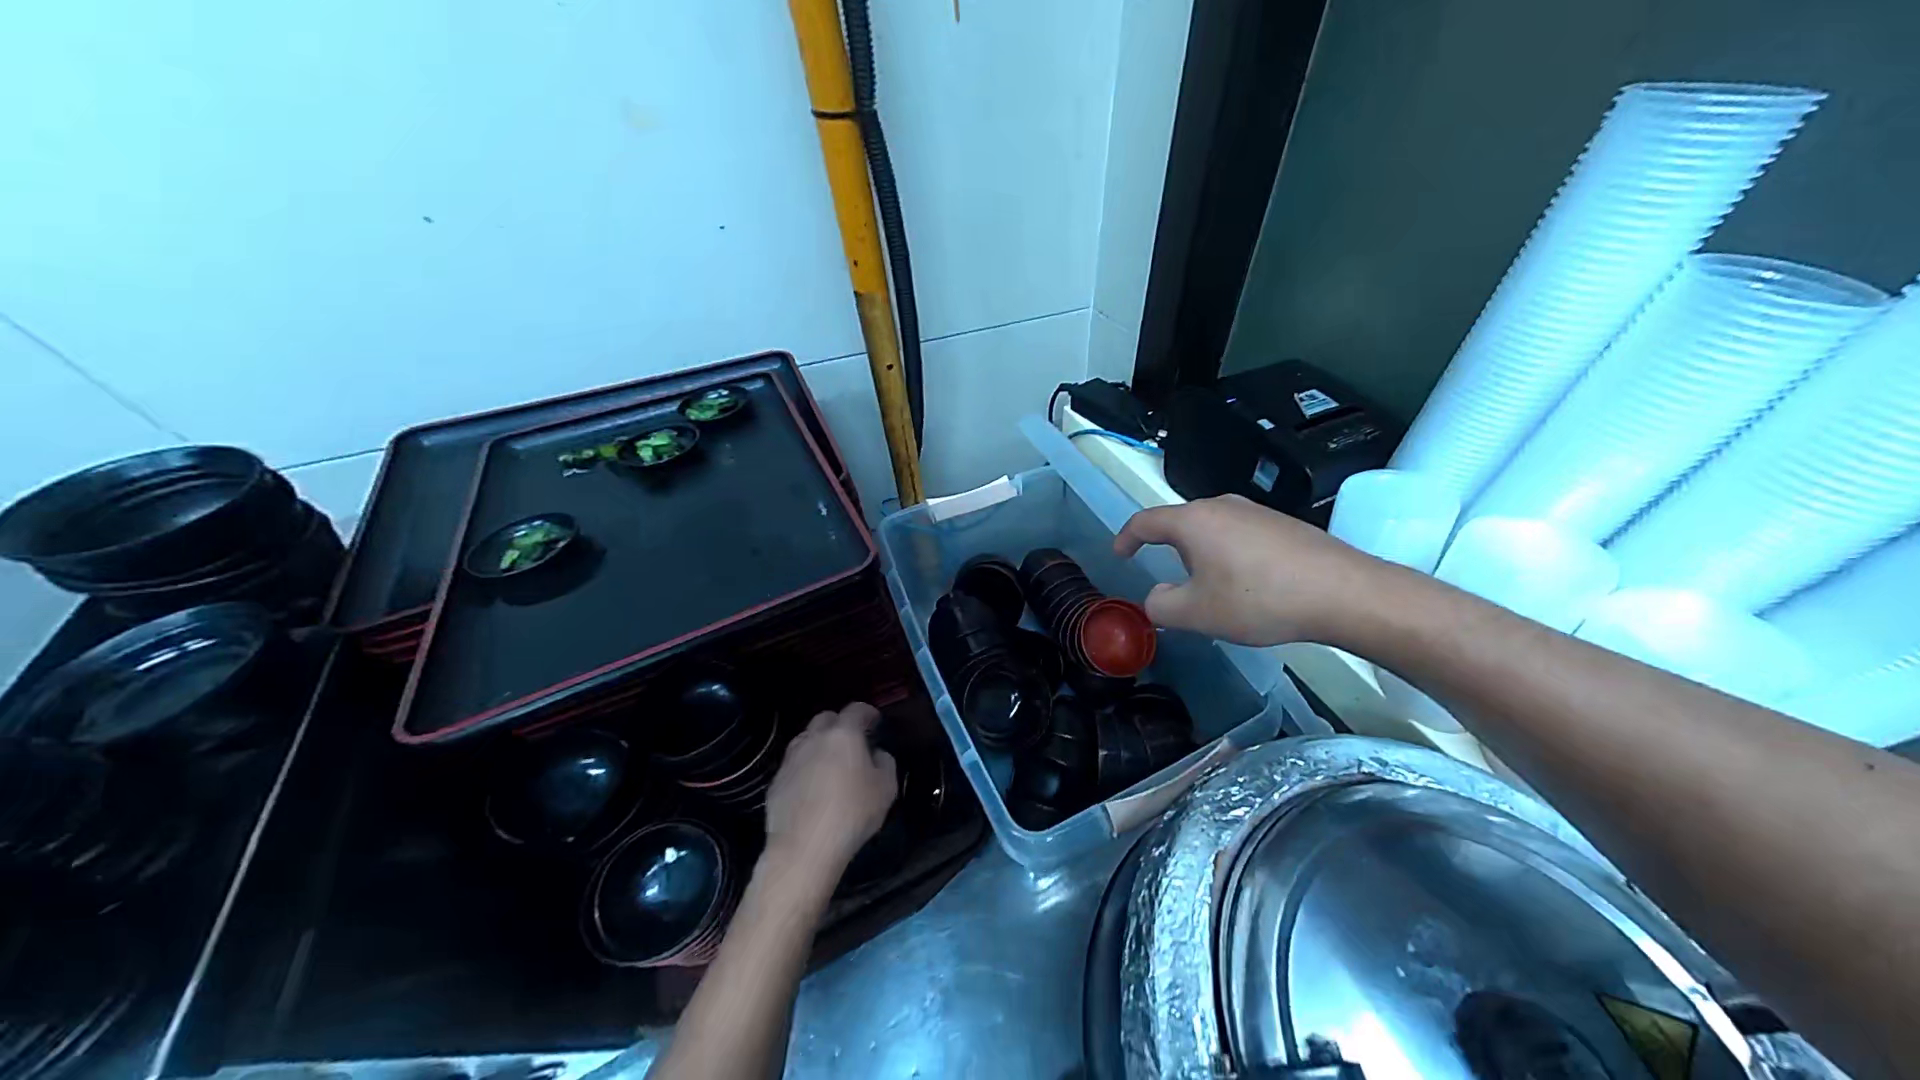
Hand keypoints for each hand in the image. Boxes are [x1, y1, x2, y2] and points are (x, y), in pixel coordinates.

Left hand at [764, 702, 897, 873]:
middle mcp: (814, 738)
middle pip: (826, 718)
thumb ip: (886, 762)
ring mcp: (791, 759)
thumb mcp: (887, 788)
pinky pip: (794, 764)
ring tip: (830, 764)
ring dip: (819, 744)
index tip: (875, 722)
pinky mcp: (776, 781)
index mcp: (844, 734)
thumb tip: (877, 754)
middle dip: (840, 724)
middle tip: (852, 742)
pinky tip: (812, 788)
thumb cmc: (852, 814)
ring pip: (806, 739)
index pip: (856, 709)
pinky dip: (805, 767)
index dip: (868, 712)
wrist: (804, 848)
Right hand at [1114, 494, 1383, 646]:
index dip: (1126, 537)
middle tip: (1171, 582)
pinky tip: (1248, 585)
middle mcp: (1223, 506)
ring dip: (1201, 555)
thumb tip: (1156, 598)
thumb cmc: (1258, 599)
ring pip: (1213, 529)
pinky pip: (1240, 535)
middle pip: (1181, 523)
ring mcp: (1257, 511)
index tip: (1120, 554)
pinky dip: (1229, 556)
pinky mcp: (1284, 524)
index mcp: (1194, 520)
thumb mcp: (1196, 613)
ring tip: (1211, 588)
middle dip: (1168, 550)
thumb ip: (1160, 607)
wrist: (1342, 593)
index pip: (1145, 521)